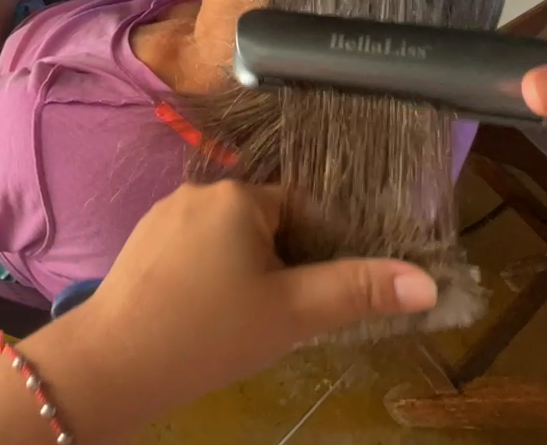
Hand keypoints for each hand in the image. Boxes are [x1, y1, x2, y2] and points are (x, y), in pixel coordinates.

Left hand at [33, 181, 437, 427]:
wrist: (121, 355)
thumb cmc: (213, 329)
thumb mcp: (294, 312)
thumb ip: (357, 289)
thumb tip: (426, 279)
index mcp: (237, 195)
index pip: (300, 205)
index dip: (322, 244)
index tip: (328, 286)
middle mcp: (198, 190)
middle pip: (262, 218)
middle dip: (283, 258)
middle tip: (287, 310)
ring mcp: (165, 211)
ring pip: (227, 233)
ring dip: (247, 265)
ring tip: (248, 314)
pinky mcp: (145, 236)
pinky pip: (195, 243)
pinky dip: (212, 268)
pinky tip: (210, 308)